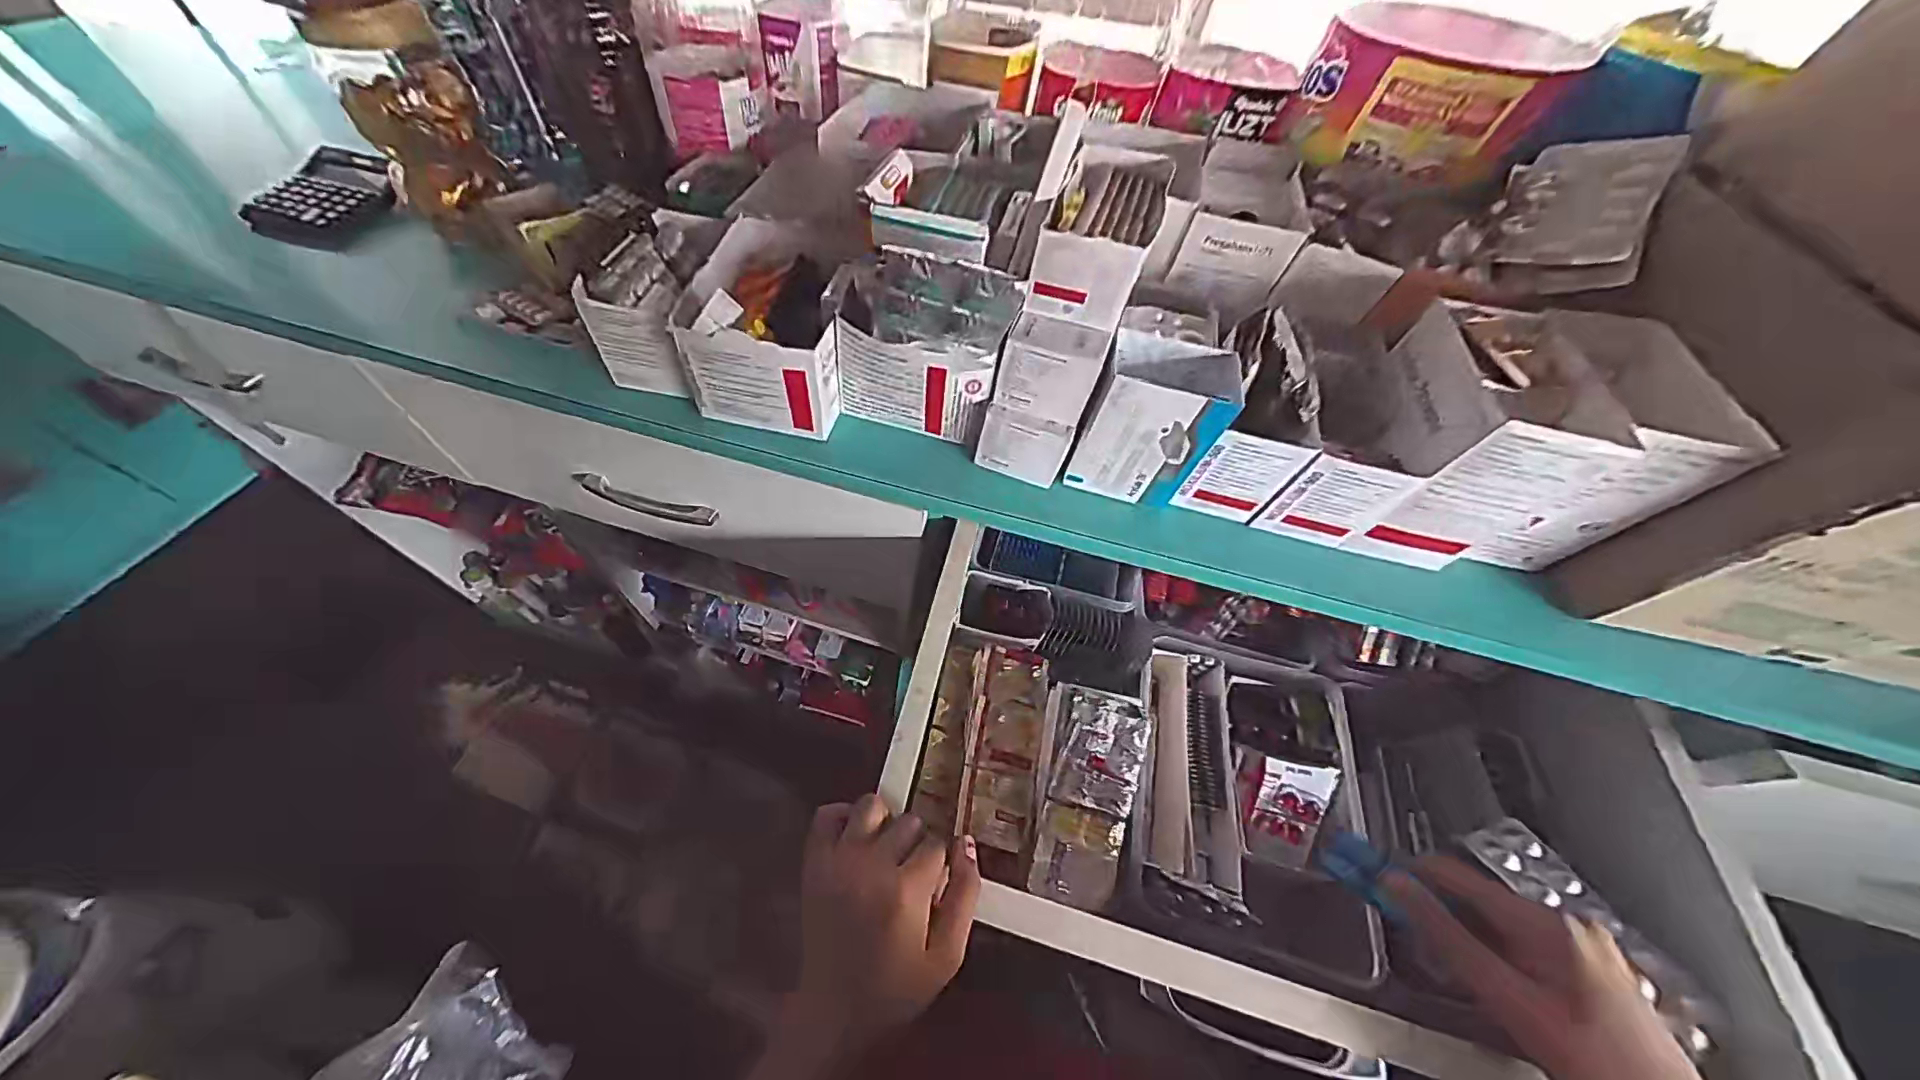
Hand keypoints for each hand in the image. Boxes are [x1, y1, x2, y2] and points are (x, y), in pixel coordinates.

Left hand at [751, 795, 980, 1079]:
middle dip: (916, 844)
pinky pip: (827, 814)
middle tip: (911, 875)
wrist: (833, 1011)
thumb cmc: (896, 988)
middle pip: (909, 821)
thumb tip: (966, 843)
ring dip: (885, 823)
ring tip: (885, 852)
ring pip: (872, 805)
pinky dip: (843, 817)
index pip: (938, 844)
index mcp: (906, 890)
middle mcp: (871, 865)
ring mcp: (837, 859)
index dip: (941, 864)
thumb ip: (965, 896)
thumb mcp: (947, 957)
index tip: (933, 887)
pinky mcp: (813, 862)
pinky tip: (856, 838)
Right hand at [1382, 855, 1699, 1079]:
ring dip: (1467, 939)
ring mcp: (1585, 948)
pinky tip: (1495, 987)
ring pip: (1500, 926)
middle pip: (1477, 902)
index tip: (1375, 875)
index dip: (1410, 874)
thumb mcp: (1503, 995)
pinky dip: (1496, 956)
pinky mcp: (1593, 971)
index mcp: (1545, 920)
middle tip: (1412, 938)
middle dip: (1440, 915)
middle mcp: (1568, 924)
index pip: (1455, 874)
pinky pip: (1525, 946)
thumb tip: (1396, 887)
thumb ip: (1444, 936)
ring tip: (1456, 973)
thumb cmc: (1593, 1061)